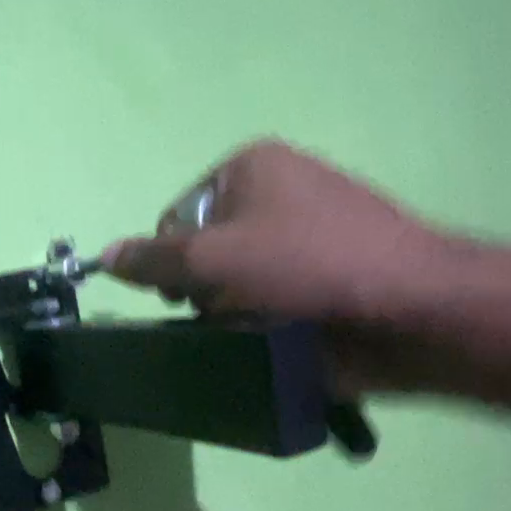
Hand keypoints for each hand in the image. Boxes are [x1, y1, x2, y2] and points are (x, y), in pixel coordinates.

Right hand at [102, 138, 456, 322]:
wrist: (407, 311)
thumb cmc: (304, 270)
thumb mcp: (213, 260)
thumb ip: (153, 259)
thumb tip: (103, 256)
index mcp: (249, 167)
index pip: (174, 218)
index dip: (169, 261)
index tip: (183, 297)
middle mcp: (278, 191)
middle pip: (204, 252)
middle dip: (205, 291)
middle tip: (228, 314)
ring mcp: (307, 235)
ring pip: (236, 284)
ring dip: (234, 314)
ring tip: (259, 333)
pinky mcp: (328, 277)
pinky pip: (271, 301)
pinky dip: (265, 324)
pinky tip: (277, 342)